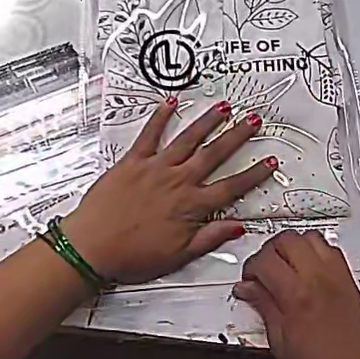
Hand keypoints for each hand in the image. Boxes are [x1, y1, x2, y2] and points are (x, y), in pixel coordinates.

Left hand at [60, 98, 275, 284]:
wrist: (91, 247)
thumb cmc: (131, 255)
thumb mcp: (178, 255)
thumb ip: (210, 237)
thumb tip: (238, 227)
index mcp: (191, 206)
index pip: (231, 187)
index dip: (253, 174)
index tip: (269, 162)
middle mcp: (178, 182)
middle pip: (214, 154)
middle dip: (237, 136)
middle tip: (253, 121)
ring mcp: (155, 168)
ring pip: (188, 139)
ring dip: (207, 122)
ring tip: (224, 107)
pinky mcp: (133, 162)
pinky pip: (150, 134)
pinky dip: (161, 117)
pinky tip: (171, 102)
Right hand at [235, 232, 359, 358]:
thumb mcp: (280, 343)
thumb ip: (263, 306)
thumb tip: (248, 289)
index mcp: (297, 295)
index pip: (264, 259)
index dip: (250, 268)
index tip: (249, 281)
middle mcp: (319, 279)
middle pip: (286, 239)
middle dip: (269, 251)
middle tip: (264, 271)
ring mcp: (337, 277)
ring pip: (309, 237)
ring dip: (293, 246)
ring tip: (285, 267)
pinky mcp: (349, 280)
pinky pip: (330, 249)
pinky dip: (315, 251)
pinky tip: (307, 270)